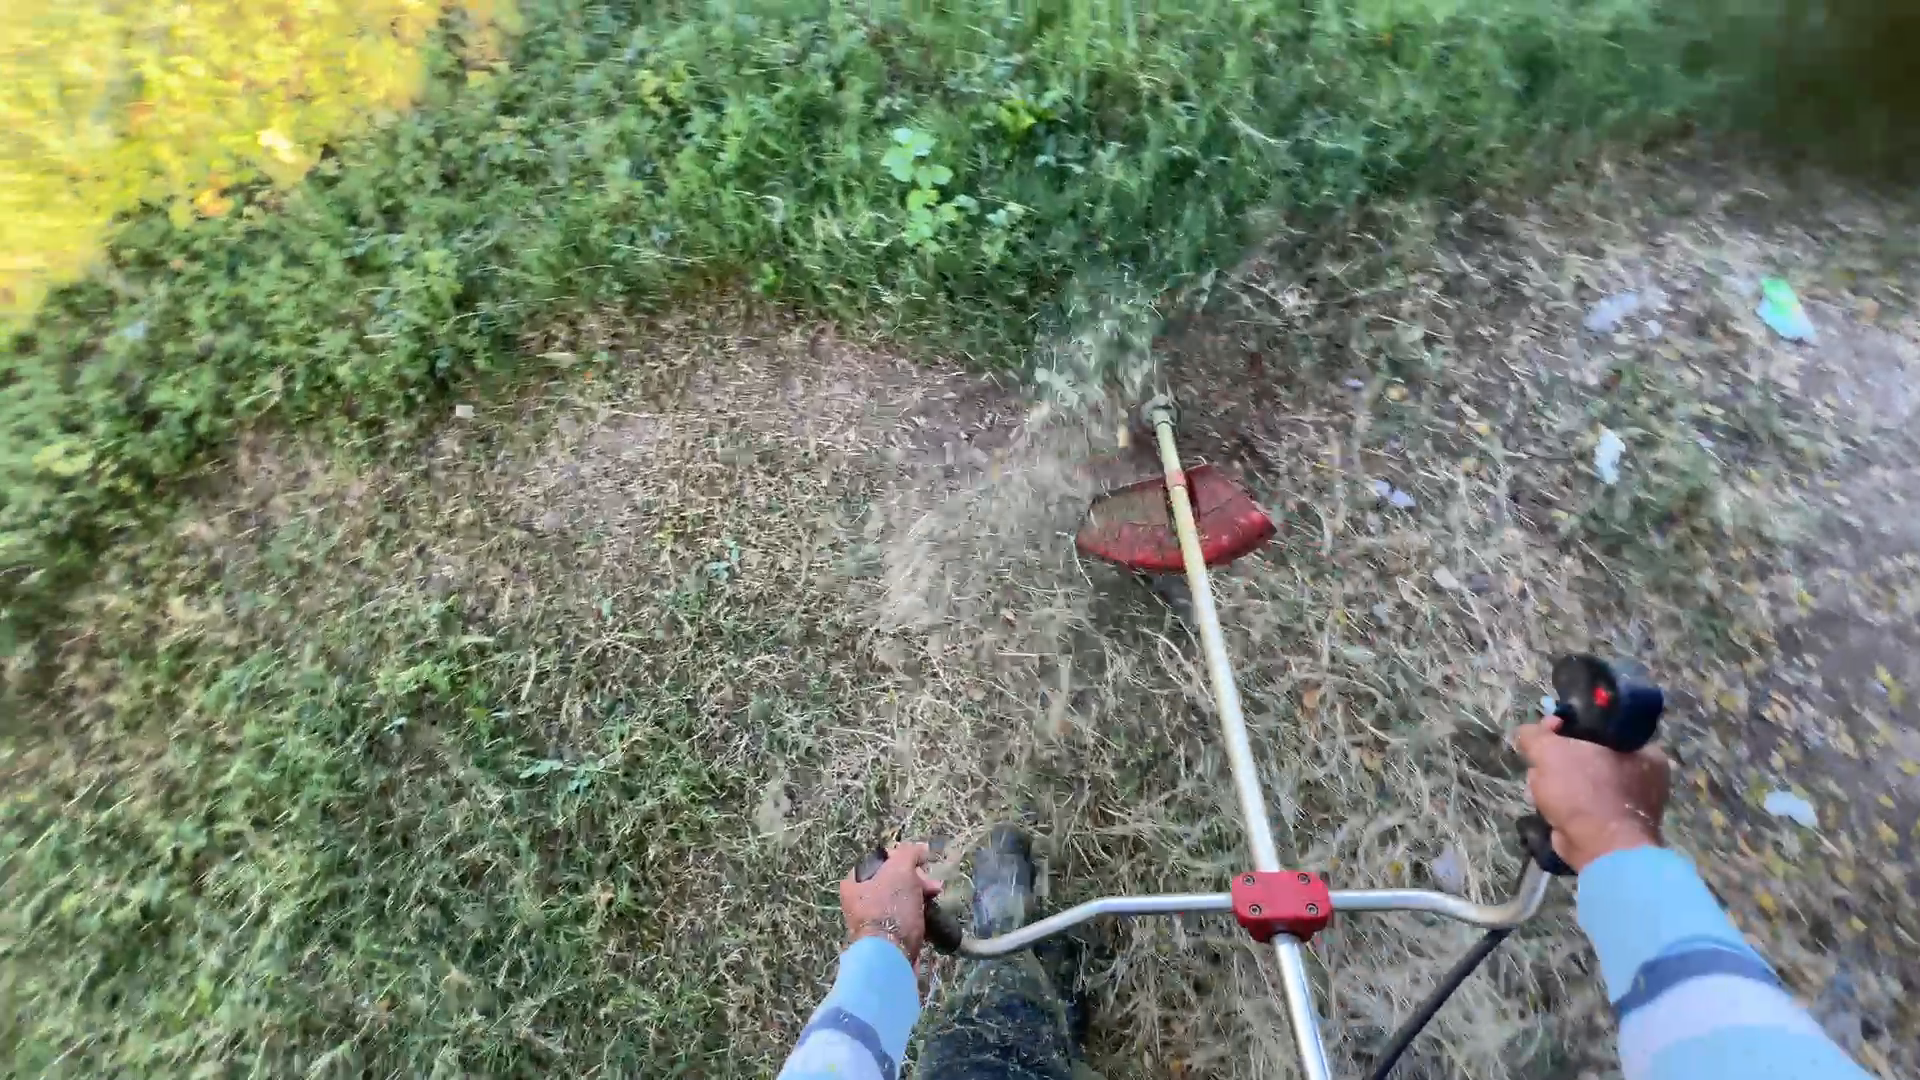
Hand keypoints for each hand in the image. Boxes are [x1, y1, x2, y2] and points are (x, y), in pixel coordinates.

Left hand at [840, 842, 943, 962]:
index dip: (904, 858)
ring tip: (936, 897)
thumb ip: (910, 852)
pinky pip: (903, 916)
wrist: (890, 956)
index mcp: (855, 880)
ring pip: (901, 897)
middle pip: (894, 878)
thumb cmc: (891, 907)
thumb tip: (922, 848)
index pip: (883, 859)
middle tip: (932, 885)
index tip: (920, 864)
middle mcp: (859, 898)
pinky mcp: (886, 936)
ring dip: (920, 894)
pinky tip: (930, 914)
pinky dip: (917, 912)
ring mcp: (872, 919)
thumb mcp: (901, 869)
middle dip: (917, 878)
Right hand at [1513, 715, 1670, 872]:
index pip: (1597, 728)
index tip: (1546, 732)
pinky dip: (1561, 804)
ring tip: (1543, 792)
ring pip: (1576, 778)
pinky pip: (1579, 801)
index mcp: (1643, 752)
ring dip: (1552, 783)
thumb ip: (1535, 733)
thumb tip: (1530, 734)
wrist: (1599, 847)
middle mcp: (1643, 776)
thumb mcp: (1549, 749)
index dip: (1566, 727)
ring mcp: (1629, 802)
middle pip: (1581, 754)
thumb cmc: (1583, 791)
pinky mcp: (1612, 822)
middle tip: (1542, 767)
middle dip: (1554, 761)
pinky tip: (1550, 807)